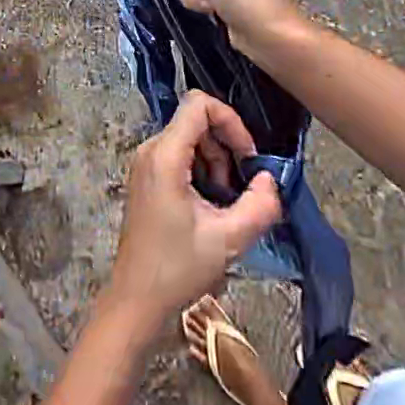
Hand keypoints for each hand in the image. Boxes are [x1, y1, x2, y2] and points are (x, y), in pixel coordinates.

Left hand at [104, 91, 281, 328]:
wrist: (136, 300)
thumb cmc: (177, 269)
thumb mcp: (228, 240)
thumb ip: (259, 205)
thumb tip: (269, 179)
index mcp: (165, 156)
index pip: (199, 104)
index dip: (230, 120)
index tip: (247, 155)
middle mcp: (150, 150)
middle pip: (197, 120)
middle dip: (226, 145)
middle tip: (241, 184)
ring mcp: (145, 162)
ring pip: (191, 136)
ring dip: (217, 159)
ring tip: (226, 199)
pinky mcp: (147, 176)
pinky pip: (180, 153)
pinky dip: (202, 169)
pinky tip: (210, 203)